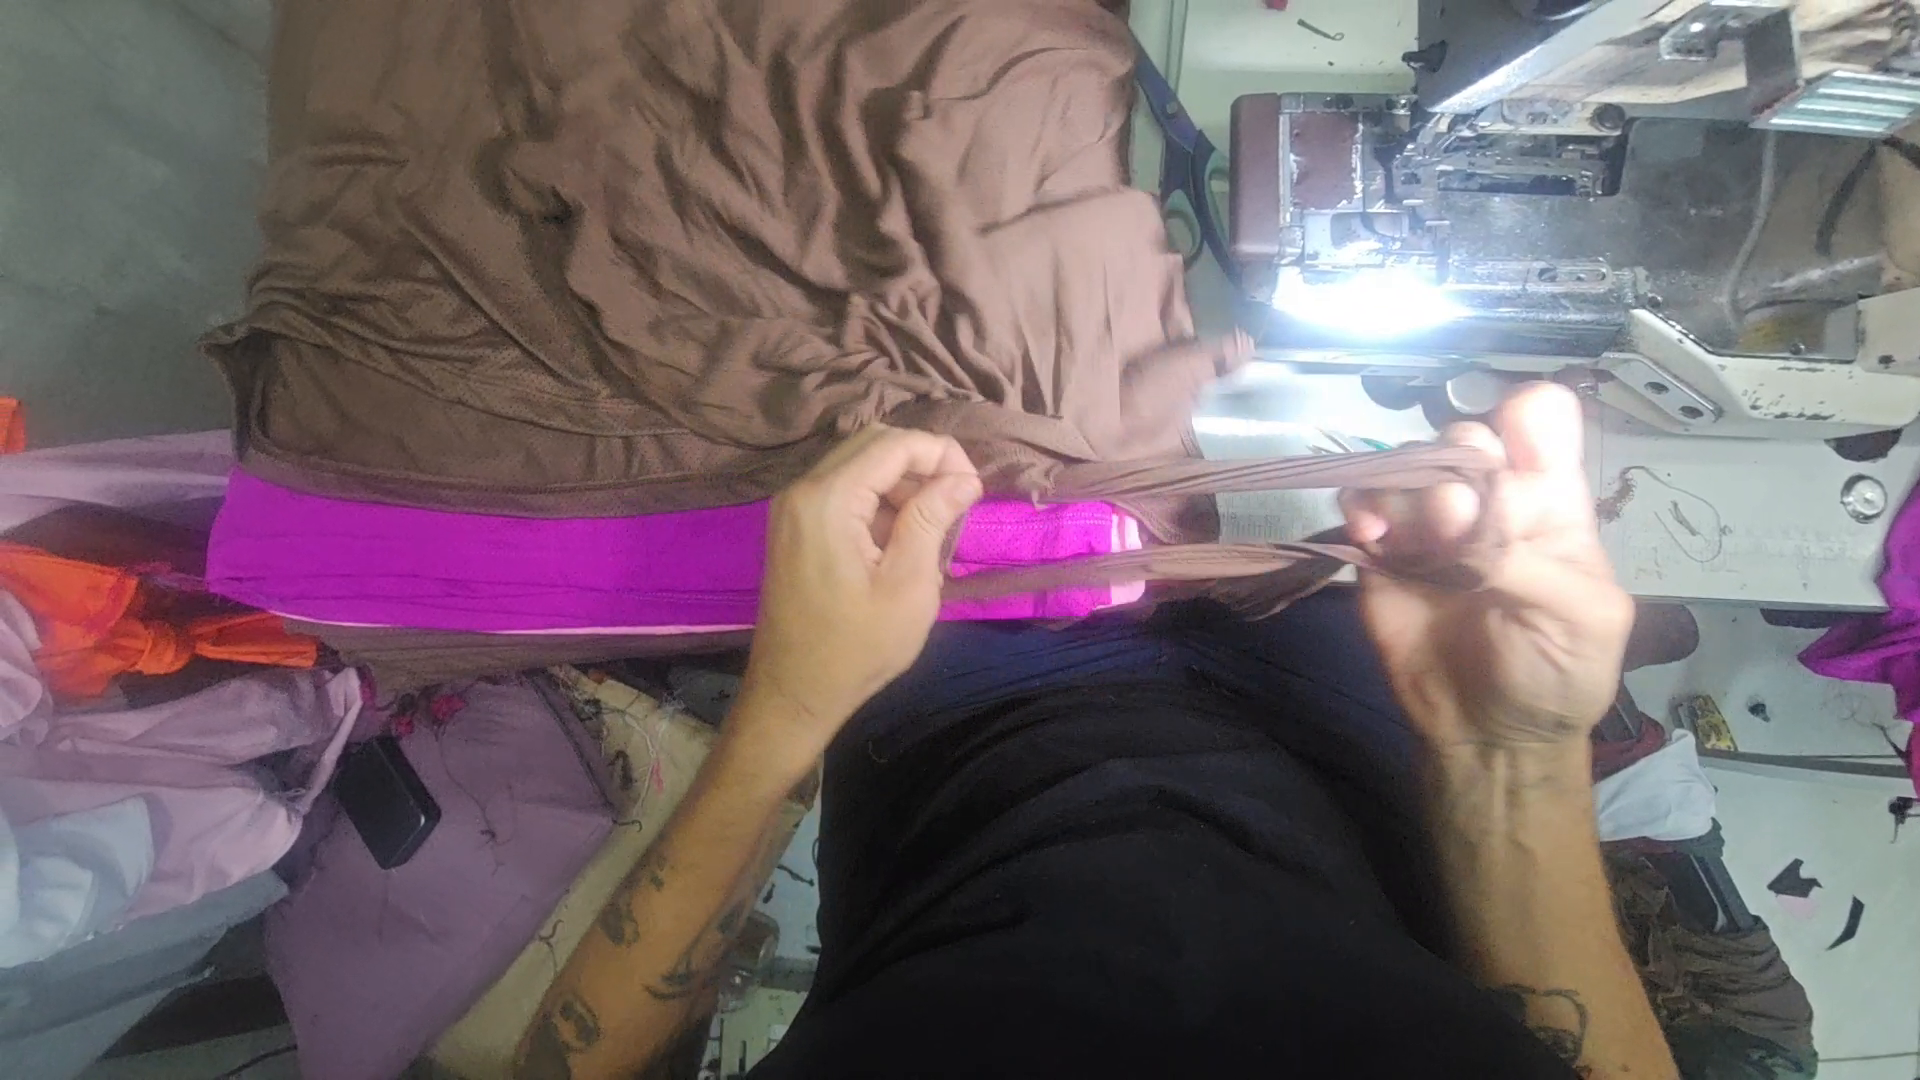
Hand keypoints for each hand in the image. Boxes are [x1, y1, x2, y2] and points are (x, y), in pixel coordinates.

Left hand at [740, 425, 981, 751]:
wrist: (793, 693)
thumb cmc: (857, 647)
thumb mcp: (908, 585)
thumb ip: (932, 519)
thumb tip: (963, 477)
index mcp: (827, 499)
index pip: (893, 444)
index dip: (941, 453)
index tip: (974, 487)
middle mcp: (803, 490)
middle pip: (873, 444)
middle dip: (923, 462)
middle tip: (958, 500)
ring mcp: (793, 508)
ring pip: (858, 465)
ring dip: (902, 481)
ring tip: (936, 522)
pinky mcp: (795, 526)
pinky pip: (843, 490)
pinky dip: (879, 499)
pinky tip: (903, 534)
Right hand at [1340, 384, 1632, 749]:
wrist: (1482, 728)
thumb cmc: (1554, 672)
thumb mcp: (1580, 619)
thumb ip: (1528, 559)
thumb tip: (1454, 514)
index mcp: (1549, 505)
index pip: (1541, 422)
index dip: (1524, 419)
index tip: (1509, 454)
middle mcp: (1485, 502)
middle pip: (1465, 437)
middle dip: (1457, 465)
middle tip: (1454, 522)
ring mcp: (1425, 524)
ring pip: (1405, 463)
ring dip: (1403, 489)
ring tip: (1405, 539)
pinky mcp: (1378, 549)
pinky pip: (1358, 501)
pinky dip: (1357, 505)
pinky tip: (1370, 537)